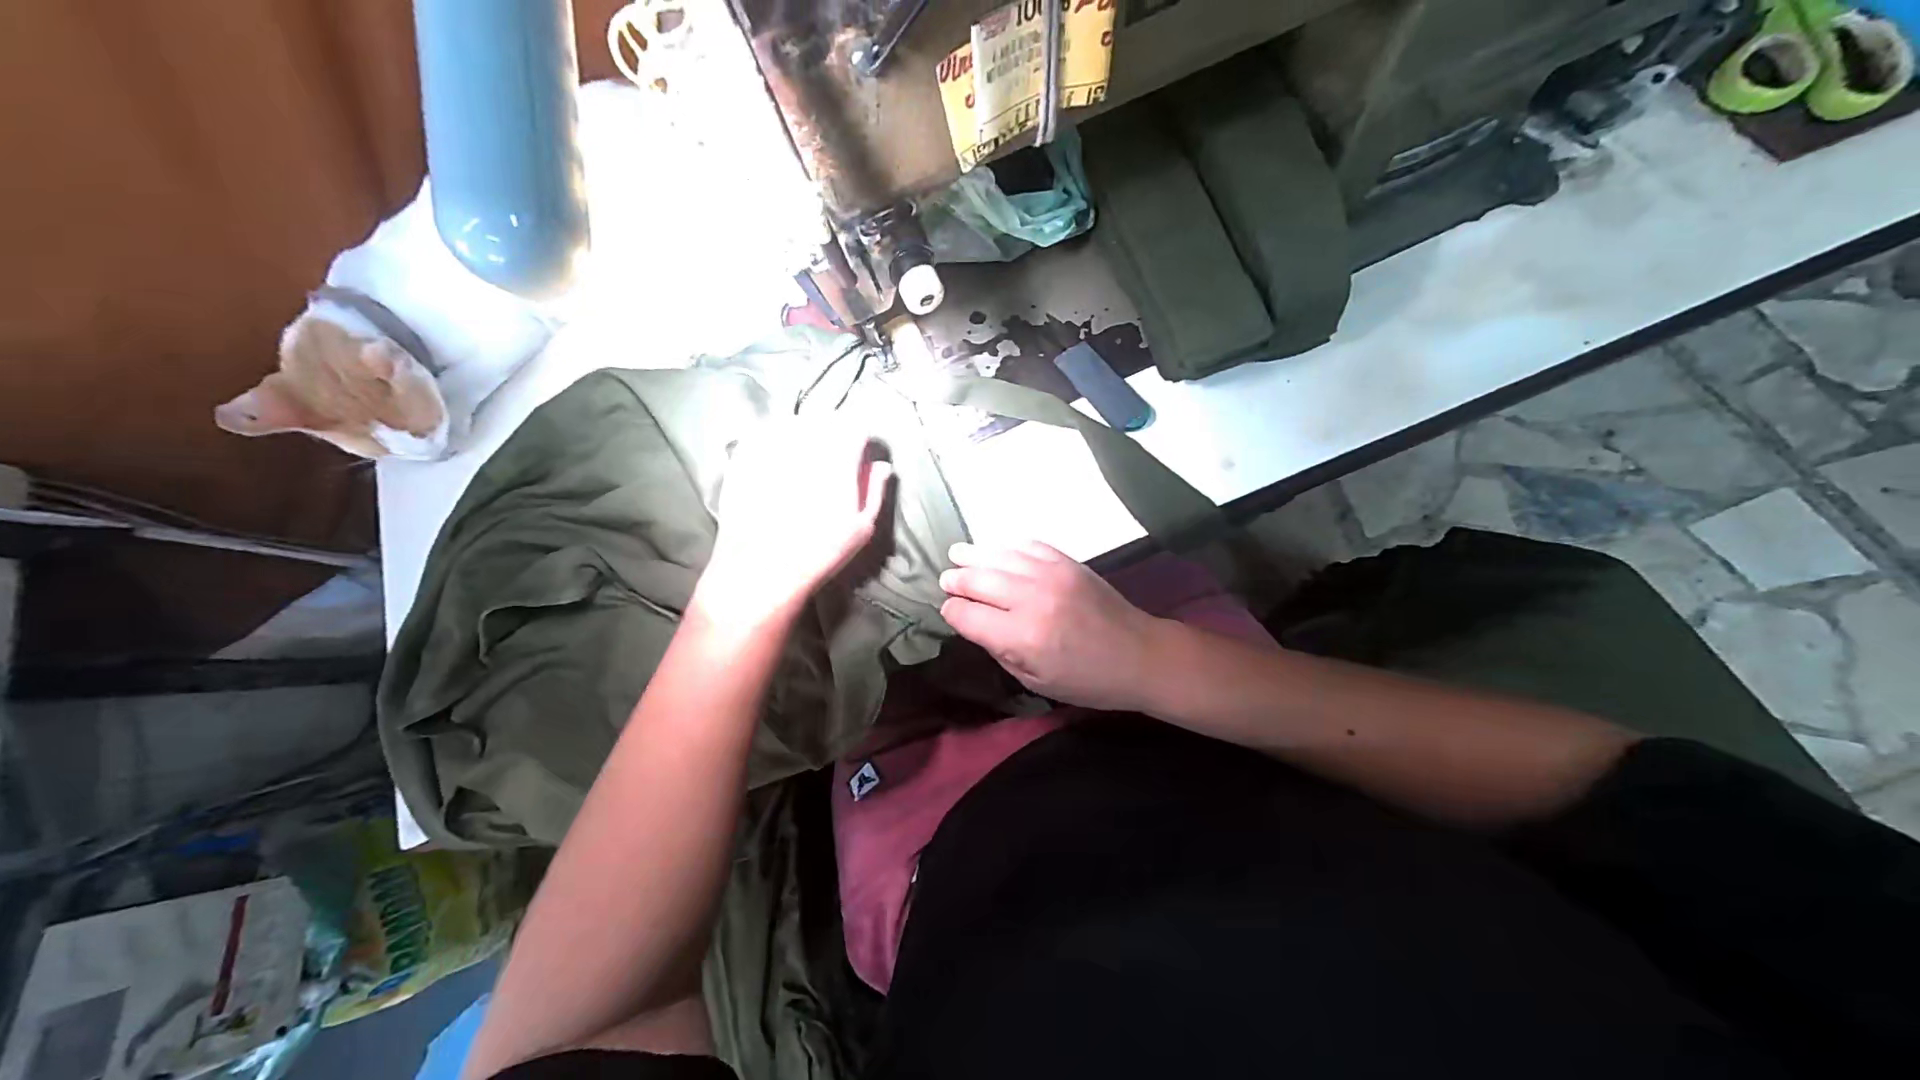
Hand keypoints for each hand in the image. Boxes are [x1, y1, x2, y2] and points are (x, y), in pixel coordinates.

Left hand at [698, 418, 892, 626]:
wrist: (761, 567)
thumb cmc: (819, 551)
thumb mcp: (862, 527)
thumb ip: (875, 490)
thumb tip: (881, 467)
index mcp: (839, 454)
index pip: (855, 428)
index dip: (858, 441)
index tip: (857, 456)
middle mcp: (806, 440)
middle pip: (824, 420)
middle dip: (830, 435)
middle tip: (829, 460)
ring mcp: (771, 443)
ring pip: (793, 423)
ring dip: (801, 435)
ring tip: (800, 462)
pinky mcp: (744, 452)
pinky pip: (763, 434)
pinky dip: (772, 443)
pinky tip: (774, 466)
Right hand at [939, 541, 1164, 711]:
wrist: (1140, 656)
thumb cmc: (1088, 681)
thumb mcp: (1035, 681)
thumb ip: (1000, 650)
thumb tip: (975, 624)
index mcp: (1022, 636)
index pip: (967, 614)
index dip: (952, 613)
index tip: (949, 612)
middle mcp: (1032, 599)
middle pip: (978, 579)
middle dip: (956, 580)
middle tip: (946, 579)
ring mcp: (1052, 575)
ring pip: (999, 556)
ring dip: (975, 555)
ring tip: (958, 554)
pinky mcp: (1068, 563)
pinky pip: (1029, 545)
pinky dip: (1008, 546)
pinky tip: (998, 550)